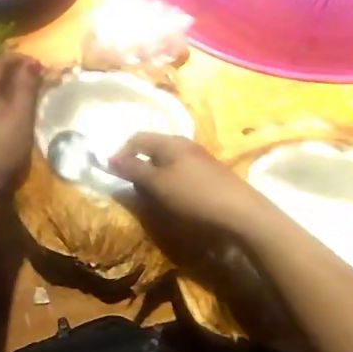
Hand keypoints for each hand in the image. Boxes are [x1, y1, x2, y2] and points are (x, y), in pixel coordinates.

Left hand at [0, 54, 43, 189]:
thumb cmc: (5, 147)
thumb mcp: (21, 116)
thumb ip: (26, 88)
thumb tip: (32, 64)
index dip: (17, 59)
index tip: (37, 63)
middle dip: (13, 73)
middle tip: (35, 77)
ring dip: (7, 87)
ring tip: (27, 94)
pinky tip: (11, 111)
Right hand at [109, 133, 275, 236]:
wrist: (242, 213)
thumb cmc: (194, 195)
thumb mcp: (157, 184)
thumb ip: (133, 170)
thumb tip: (110, 159)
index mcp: (170, 142)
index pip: (137, 138)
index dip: (121, 153)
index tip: (113, 175)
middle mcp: (185, 145)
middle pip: (153, 149)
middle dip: (139, 166)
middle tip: (134, 188)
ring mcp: (200, 159)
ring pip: (168, 162)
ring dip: (155, 177)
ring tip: (152, 197)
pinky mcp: (211, 175)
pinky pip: (181, 173)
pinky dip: (171, 183)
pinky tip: (175, 200)